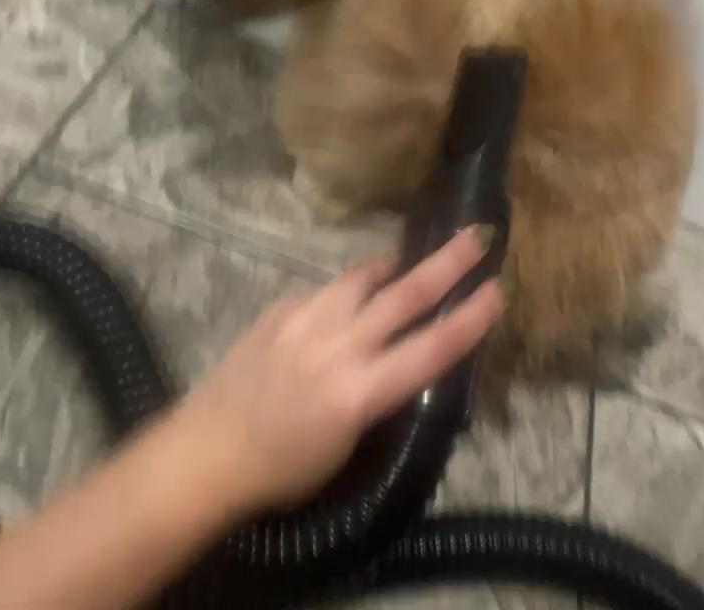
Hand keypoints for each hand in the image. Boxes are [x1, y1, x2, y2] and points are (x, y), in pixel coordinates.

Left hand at [160, 229, 502, 515]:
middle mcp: (336, 346)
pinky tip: (342, 307)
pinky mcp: (279, 309)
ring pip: (360, 279)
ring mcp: (304, 320)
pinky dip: (345, 294)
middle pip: (403, 296)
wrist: (206, 453)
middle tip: (475, 235)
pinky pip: (324, 291)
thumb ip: (378, 396)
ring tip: (405, 263)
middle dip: (445, 264)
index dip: (468, 321)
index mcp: (357, 392)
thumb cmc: (282, 469)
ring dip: (391, 268)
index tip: (497, 290)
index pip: (429, 351)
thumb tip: (403, 360)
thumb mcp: (347, 445)